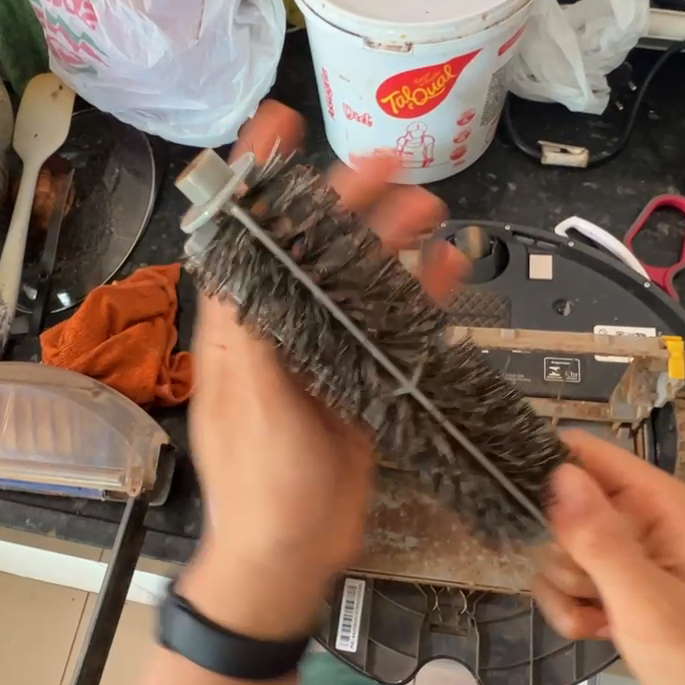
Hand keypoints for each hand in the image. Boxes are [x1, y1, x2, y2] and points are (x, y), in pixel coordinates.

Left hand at [185, 102, 465, 636]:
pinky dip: (416, 294)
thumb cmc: (262, 490)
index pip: (246, 240)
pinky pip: (389, 327)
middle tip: (386, 165)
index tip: (277, 128)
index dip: (259, 181)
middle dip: (345, 202)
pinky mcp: (358, 381)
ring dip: (388, 241)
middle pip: (313, 251)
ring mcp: (322, 355)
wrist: (290, 557)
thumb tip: (254, 265)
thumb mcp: (255, 410)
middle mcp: (280, 334)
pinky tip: (443, 268)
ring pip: (356, 281)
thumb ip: (256, 339)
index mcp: (242, 332)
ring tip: (427, 206)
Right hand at [533, 430, 684, 684]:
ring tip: (602, 617)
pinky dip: (571, 611)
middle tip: (588, 586)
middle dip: (560, 550)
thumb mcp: (651, 604)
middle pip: (561, 505)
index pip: (583, 453)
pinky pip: (566, 584)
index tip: (511, 502)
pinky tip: (595, 633)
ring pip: (558, 550)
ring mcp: (629, 554)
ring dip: (566, 588)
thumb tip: (557, 474)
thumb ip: (600, 540)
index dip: (543, 468)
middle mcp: (641, 518)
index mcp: (658, 503)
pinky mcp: (618, 587)